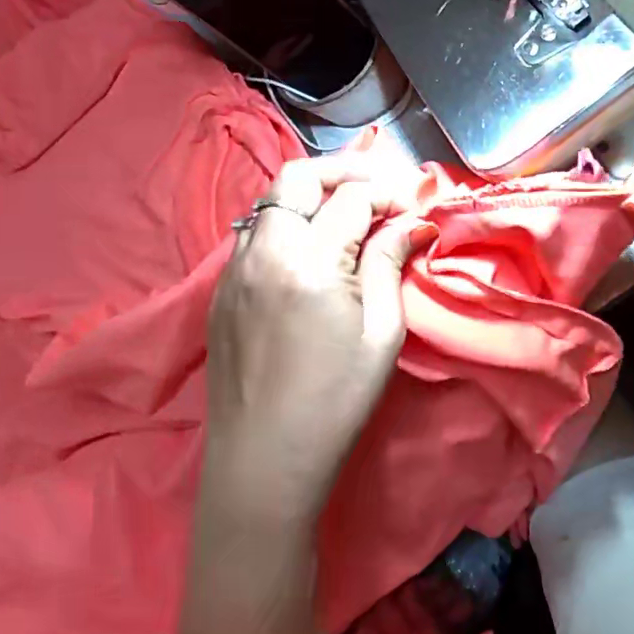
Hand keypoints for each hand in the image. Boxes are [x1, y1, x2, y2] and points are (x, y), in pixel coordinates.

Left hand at [205, 156, 428, 515]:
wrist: (262, 463)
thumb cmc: (335, 401)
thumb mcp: (380, 334)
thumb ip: (389, 265)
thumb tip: (412, 223)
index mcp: (309, 263)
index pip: (352, 197)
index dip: (388, 195)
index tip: (410, 211)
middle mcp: (264, 253)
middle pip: (298, 177)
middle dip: (342, 171)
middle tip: (376, 187)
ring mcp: (233, 270)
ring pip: (270, 201)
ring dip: (311, 194)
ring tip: (346, 214)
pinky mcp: (220, 290)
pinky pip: (253, 232)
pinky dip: (286, 221)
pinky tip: (310, 248)